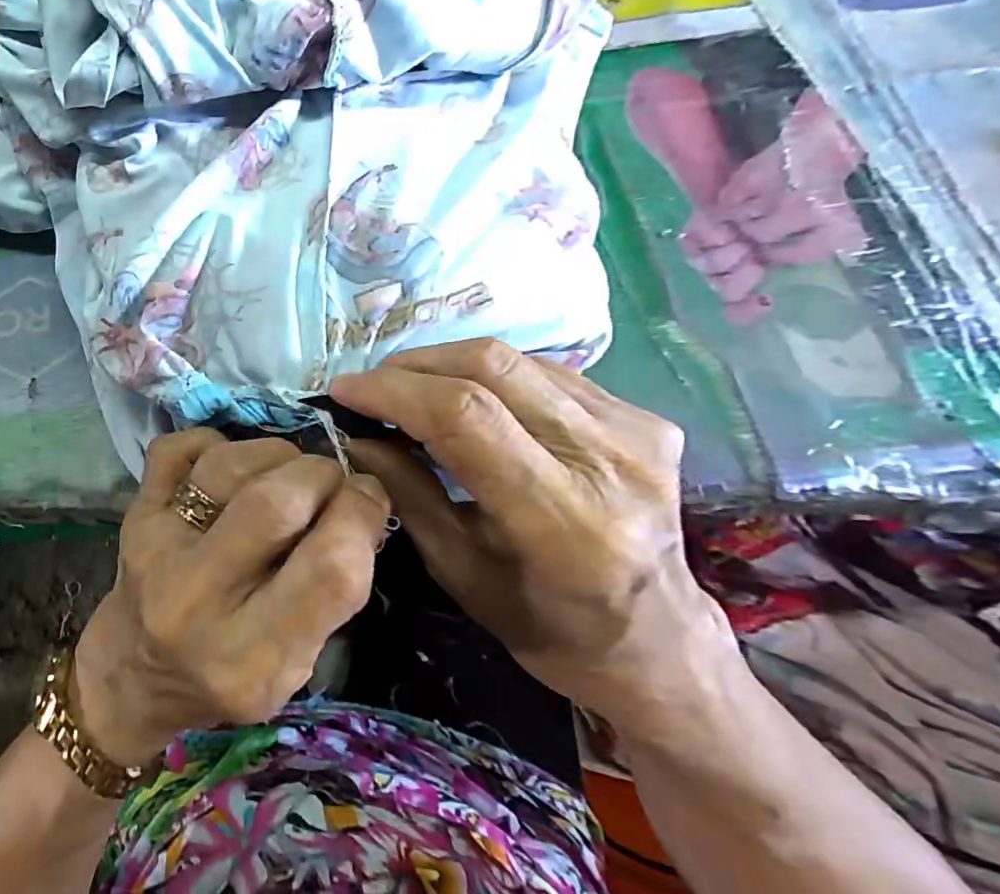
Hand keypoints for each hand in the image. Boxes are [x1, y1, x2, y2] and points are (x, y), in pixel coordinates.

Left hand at [71, 430, 391, 766]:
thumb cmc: (224, 676)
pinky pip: (173, 450)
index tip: (369, 498)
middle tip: (331, 479)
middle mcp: (198, 598)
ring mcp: (157, 549)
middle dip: (322, 475)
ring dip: (274, 453)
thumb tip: (359, 506)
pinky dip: (211, 441)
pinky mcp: (134, 514)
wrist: (134, 671)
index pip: (330, 571)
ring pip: (225, 465)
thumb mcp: (292, 671)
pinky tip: (232, 464)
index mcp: (251, 658)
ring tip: (287, 469)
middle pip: (274, 505)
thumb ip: (328, 597)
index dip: (363, 518)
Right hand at [328, 340, 735, 727]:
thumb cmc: (542, 621)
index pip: (465, 417)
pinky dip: (485, 375)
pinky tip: (461, 397)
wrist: (655, 640)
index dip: (394, 392)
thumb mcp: (455, 568)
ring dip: (443, 363)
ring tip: (405, 388)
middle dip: (411, 366)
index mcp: (562, 520)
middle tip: (368, 386)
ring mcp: (636, 433)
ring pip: (514, 359)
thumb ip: (405, 492)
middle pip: (490, 369)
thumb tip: (354, 436)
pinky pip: (542, 371)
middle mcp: (609, 463)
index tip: (344, 390)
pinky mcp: (644, 420)